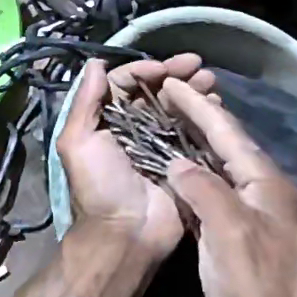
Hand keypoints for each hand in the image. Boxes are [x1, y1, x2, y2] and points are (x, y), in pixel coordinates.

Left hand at [56, 55, 216, 262]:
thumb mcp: (78, 141)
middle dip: (176, 75)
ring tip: (211, 79)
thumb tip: (95, 62)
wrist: (126, 233)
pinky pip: (195, 133)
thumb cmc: (99, 185)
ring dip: (194, 90)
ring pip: (178, 108)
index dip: (144, 70)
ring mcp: (161, 145)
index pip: (126, 84)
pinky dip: (206, 116)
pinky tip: (218, 103)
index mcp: (107, 122)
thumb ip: (85, 102)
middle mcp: (134, 129)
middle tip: (198, 63)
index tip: (164, 66)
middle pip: (156, 92)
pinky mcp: (184, 161)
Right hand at [158, 79, 296, 296]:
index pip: (227, 133)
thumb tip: (176, 164)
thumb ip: (203, 189)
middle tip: (162, 96)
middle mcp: (263, 194)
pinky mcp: (238, 240)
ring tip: (163, 125)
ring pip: (218, 170)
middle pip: (225, 146)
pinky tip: (174, 174)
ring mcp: (252, 219)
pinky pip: (212, 196)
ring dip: (192, 146)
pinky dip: (191, 178)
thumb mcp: (229, 235)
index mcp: (266, 185)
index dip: (197, 105)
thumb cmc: (256, 293)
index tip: (169, 81)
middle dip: (195, 118)